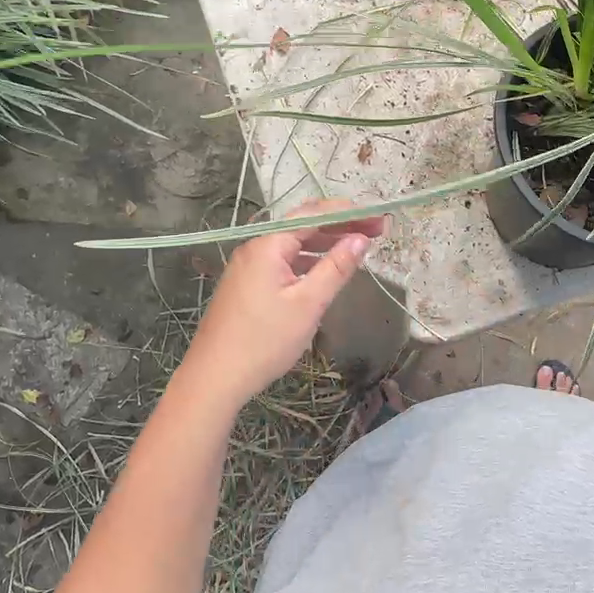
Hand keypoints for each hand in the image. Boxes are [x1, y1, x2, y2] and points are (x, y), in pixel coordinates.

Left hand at [177, 199, 387, 408]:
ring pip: (293, 244)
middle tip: (377, 231)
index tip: (380, 220)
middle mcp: (256, 247)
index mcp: (269, 245)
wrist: (213, 378)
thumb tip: (360, 239)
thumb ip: (336, 268)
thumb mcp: (308, 303)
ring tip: (357, 247)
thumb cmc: (264, 340)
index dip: (350, 214)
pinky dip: (308, 261)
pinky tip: (324, 271)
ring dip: (325, 243)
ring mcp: (248, 266)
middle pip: (303, 225)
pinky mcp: (247, 285)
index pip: (314, 214)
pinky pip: (283, 261)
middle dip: (340, 225)